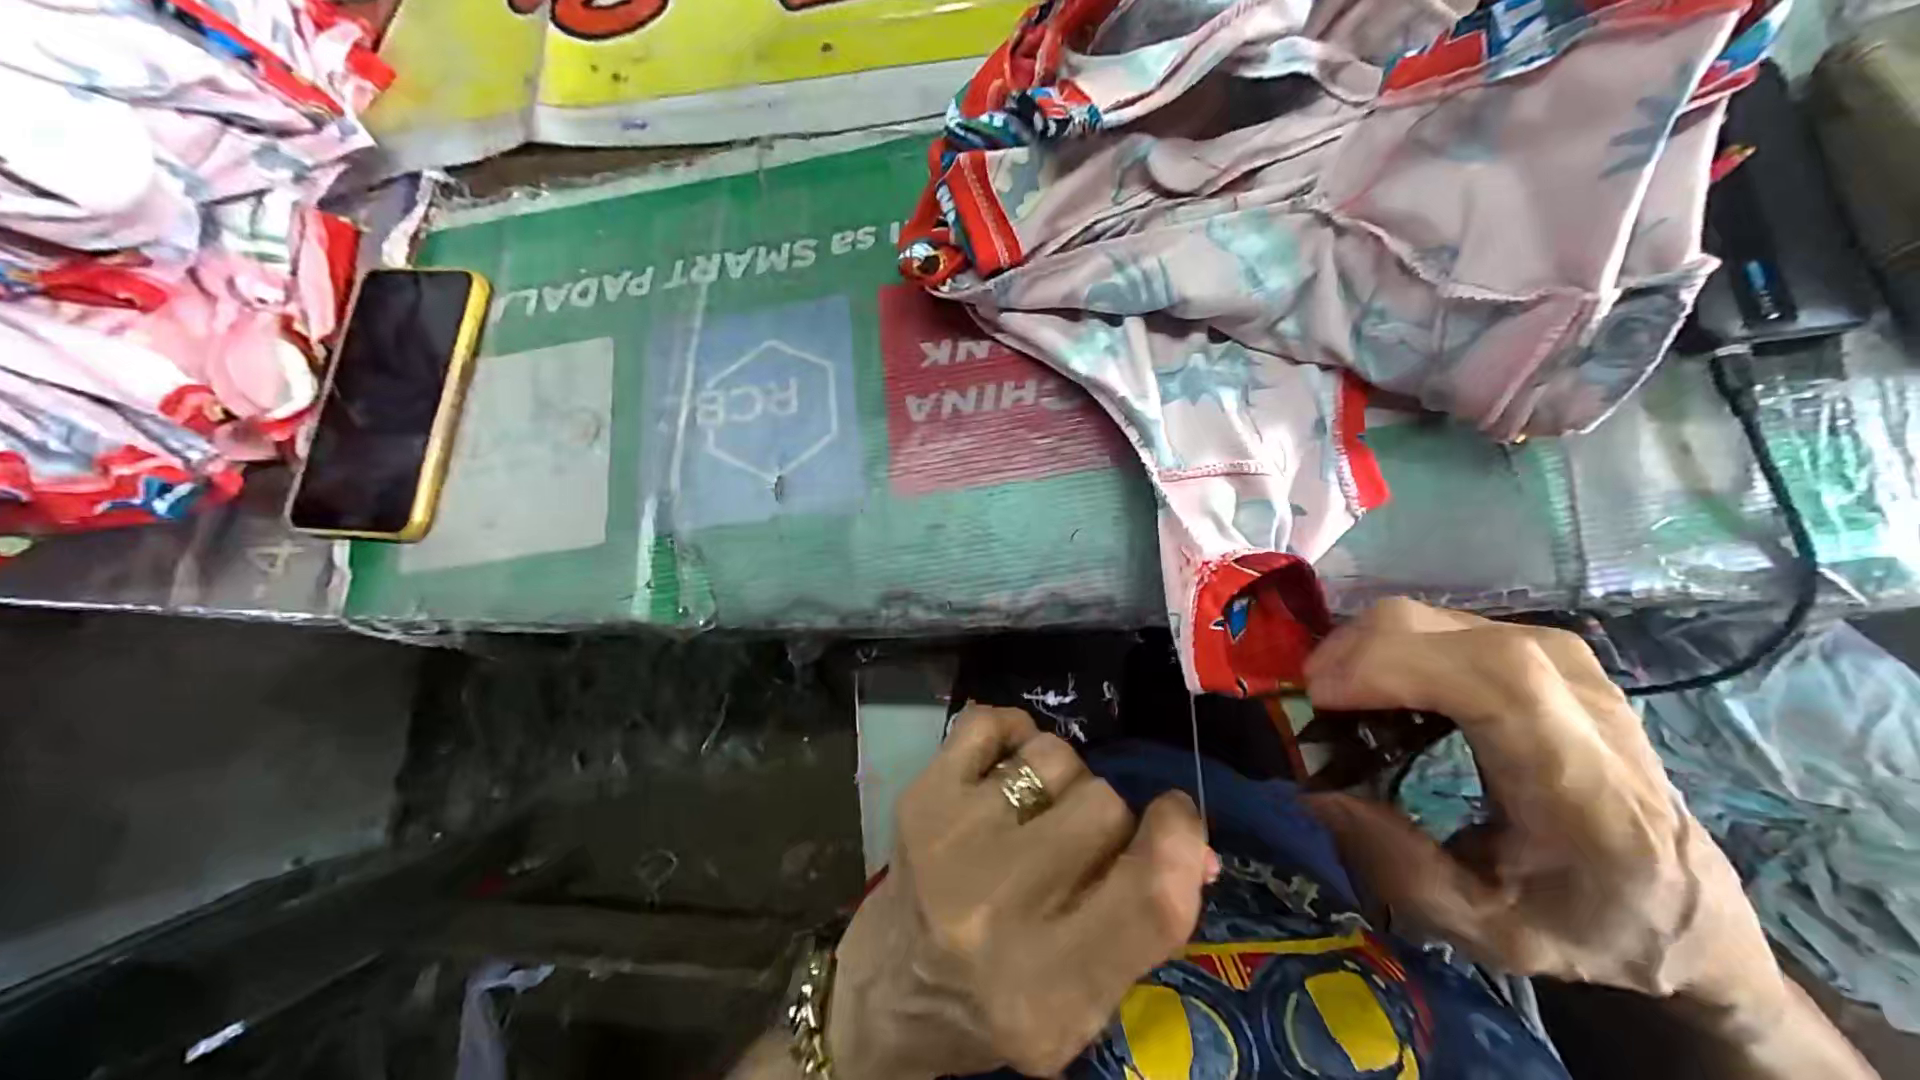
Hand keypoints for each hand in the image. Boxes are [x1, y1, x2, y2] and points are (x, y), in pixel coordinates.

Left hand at [826, 706, 1213, 1078]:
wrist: (891, 991)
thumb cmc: (997, 1002)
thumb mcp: (1084, 1004)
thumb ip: (1143, 923)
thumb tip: (1194, 842)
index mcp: (1049, 986)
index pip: (1151, 893)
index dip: (1183, 840)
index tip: (1176, 820)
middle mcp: (996, 909)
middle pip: (1105, 806)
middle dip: (1111, 818)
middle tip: (1082, 841)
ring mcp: (951, 841)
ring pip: (1055, 757)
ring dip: (1063, 778)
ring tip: (1039, 811)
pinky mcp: (919, 796)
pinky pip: (991, 722)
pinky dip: (1013, 736)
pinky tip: (1006, 773)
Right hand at [1301, 599, 1876, 1077]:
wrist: (1682, 905)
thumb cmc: (1586, 926)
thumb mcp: (1485, 931)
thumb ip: (1394, 863)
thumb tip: (1313, 787)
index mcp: (1589, 791)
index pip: (1499, 684)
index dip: (1395, 668)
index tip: (1321, 696)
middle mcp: (1591, 710)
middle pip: (1457, 634)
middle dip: (1360, 649)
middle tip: (1310, 697)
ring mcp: (1575, 669)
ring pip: (1442, 617)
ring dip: (1369, 643)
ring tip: (1336, 693)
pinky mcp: (1551, 654)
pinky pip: (1447, 623)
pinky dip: (1393, 642)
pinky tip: (1377, 681)